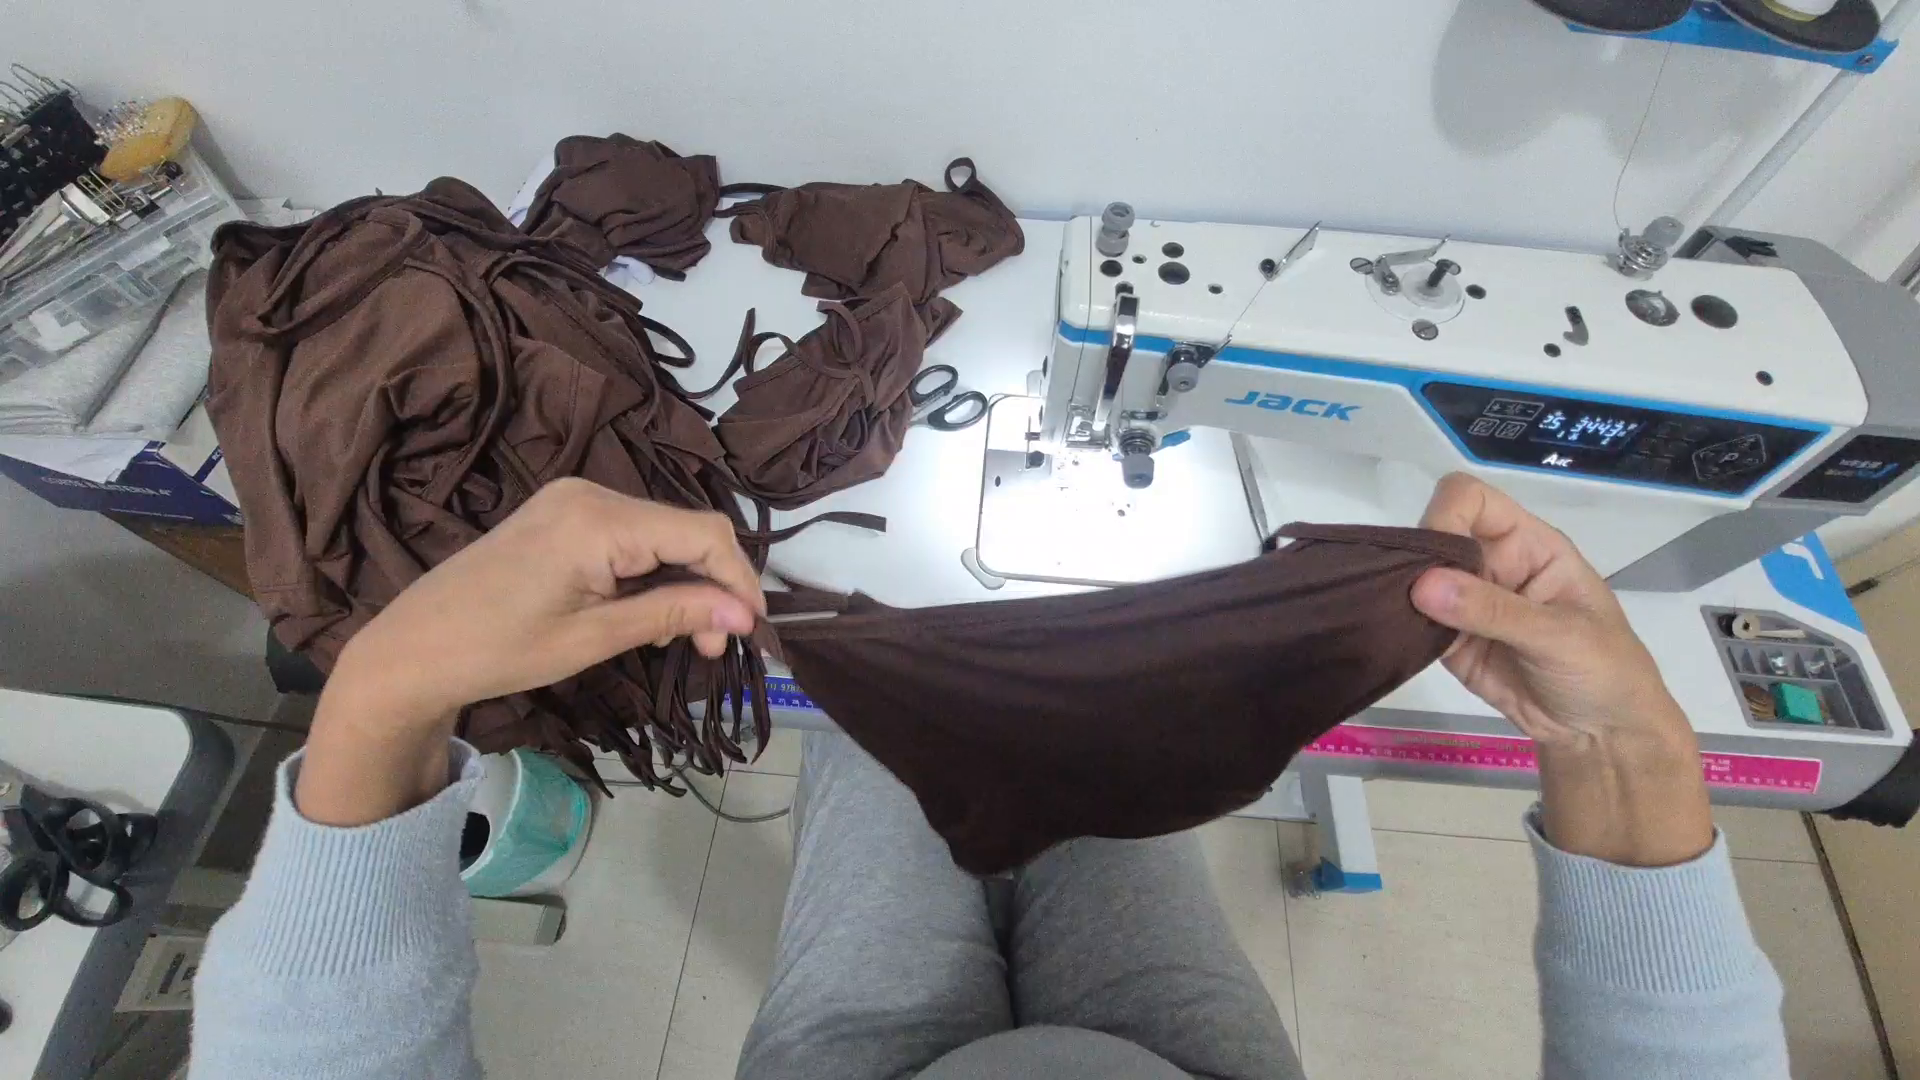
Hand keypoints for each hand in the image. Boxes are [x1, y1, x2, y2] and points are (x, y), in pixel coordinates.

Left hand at [297, 478, 765, 825]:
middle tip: (719, 643)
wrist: (408, 651)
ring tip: (688, 637)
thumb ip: (675, 614)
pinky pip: (637, 537)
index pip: (702, 534)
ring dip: (688, 582)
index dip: (738, 578)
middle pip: (688, 529)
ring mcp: (578, 500)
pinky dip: (657, 573)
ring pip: (666, 534)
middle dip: (714, 584)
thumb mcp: (595, 637)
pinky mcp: (568, 515)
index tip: (754, 627)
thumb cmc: (496, 650)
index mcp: (598, 520)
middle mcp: (593, 494)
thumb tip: (745, 614)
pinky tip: (653, 611)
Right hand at [1409, 473, 1711, 865]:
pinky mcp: (1440, 634)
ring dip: (1397, 591)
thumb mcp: (1562, 637)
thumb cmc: (1604, 671)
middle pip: (1430, 532)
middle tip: (1411, 597)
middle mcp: (1486, 563)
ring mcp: (1459, 599)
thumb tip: (1422, 584)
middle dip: (1414, 556)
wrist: (1598, 732)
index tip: (1436, 554)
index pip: (1471, 500)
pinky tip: (1396, 636)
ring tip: (1398, 618)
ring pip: (1410, 573)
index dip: (1447, 514)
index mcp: (1525, 545)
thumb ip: (1494, 610)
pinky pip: (1406, 616)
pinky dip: (1395, 622)